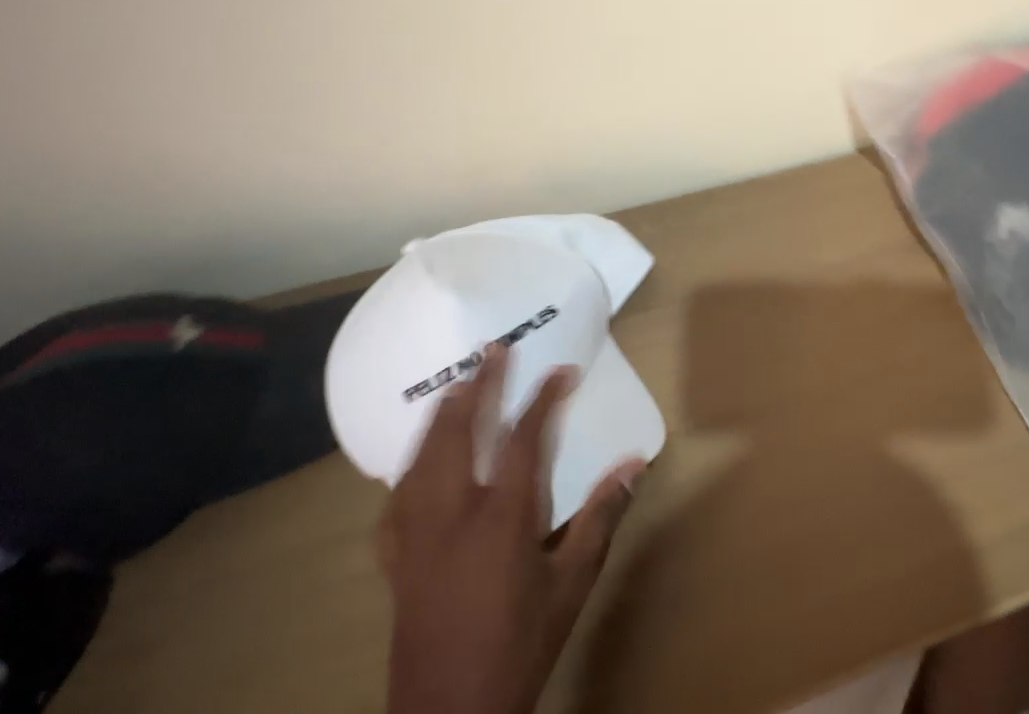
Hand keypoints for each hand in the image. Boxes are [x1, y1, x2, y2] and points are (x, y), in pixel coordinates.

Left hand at [380, 341, 645, 713]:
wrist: (451, 709)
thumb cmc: (523, 642)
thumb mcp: (574, 581)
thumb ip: (601, 517)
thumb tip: (633, 463)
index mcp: (502, 516)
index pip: (525, 439)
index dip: (543, 399)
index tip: (560, 371)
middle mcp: (452, 513)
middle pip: (461, 434)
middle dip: (478, 387)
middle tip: (491, 351)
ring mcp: (416, 535)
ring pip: (421, 459)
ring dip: (440, 418)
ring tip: (455, 388)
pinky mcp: (395, 560)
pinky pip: (395, 500)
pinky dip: (408, 469)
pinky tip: (412, 465)